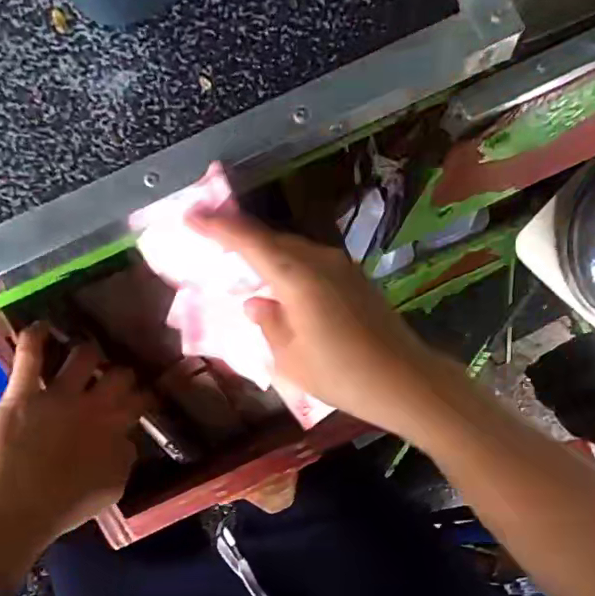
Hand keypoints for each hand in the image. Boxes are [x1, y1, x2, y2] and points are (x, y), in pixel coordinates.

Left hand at [0, 324, 148, 585]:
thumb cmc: (66, 507)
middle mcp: (91, 405)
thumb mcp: (112, 489)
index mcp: (115, 429)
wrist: (16, 509)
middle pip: (118, 374)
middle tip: (116, 378)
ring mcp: (56, 395)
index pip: (140, 401)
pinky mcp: (21, 392)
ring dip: (88, 354)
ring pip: (83, 356)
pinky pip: (29, 354)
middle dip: (121, 373)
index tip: (146, 395)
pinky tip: (41, 326)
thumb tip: (126, 439)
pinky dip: (35, 335)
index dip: (146, 395)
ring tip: (86, 356)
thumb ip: (124, 458)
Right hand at [189, 213, 441, 435]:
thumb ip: (268, 324)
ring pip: (293, 249)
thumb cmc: (339, 374)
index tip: (190, 215)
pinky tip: (278, 282)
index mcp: (296, 278)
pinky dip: (287, 265)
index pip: (249, 242)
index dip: (218, 227)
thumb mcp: (289, 358)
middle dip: (239, 235)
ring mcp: (341, 268)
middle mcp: (319, 262)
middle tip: (209, 234)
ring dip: (265, 251)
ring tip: (239, 258)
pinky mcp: (354, 280)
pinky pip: (310, 263)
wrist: (404, 381)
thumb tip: (256, 302)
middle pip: (272, 240)